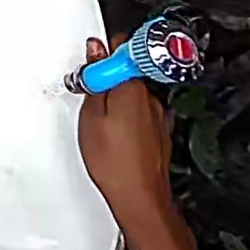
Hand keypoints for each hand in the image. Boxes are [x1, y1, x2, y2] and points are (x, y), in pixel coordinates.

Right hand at [77, 35, 175, 225]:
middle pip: (125, 73)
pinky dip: (126, 118)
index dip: (101, 53)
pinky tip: (114, 136)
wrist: (141, 201)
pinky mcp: (160, 133)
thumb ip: (94, 77)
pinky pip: (140, 113)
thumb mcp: (90, 114)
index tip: (91, 65)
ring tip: (99, 122)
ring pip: (132, 94)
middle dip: (106, 80)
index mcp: (132, 87)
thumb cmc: (115, 162)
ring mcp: (158, 117)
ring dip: (116, 100)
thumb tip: (96, 51)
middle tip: (89, 98)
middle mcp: (150, 98)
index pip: (121, 48)